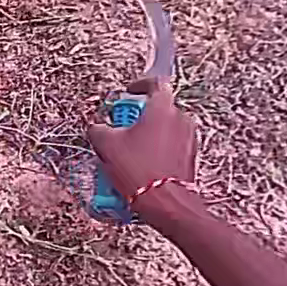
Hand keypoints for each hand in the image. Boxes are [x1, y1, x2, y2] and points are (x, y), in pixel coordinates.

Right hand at [86, 76, 195, 204]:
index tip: (128, 91)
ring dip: (146, 134)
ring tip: (126, 151)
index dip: (139, 85)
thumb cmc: (137, 168)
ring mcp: (188, 138)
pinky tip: (138, 164)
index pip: (155, 84)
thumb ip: (98, 129)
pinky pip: (169, 145)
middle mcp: (180, 119)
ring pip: (163, 128)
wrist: (164, 201)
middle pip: (157, 109)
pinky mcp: (190, 156)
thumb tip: (96, 128)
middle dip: (137, 116)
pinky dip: (154, 149)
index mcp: (162, 110)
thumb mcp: (106, 145)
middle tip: (119, 129)